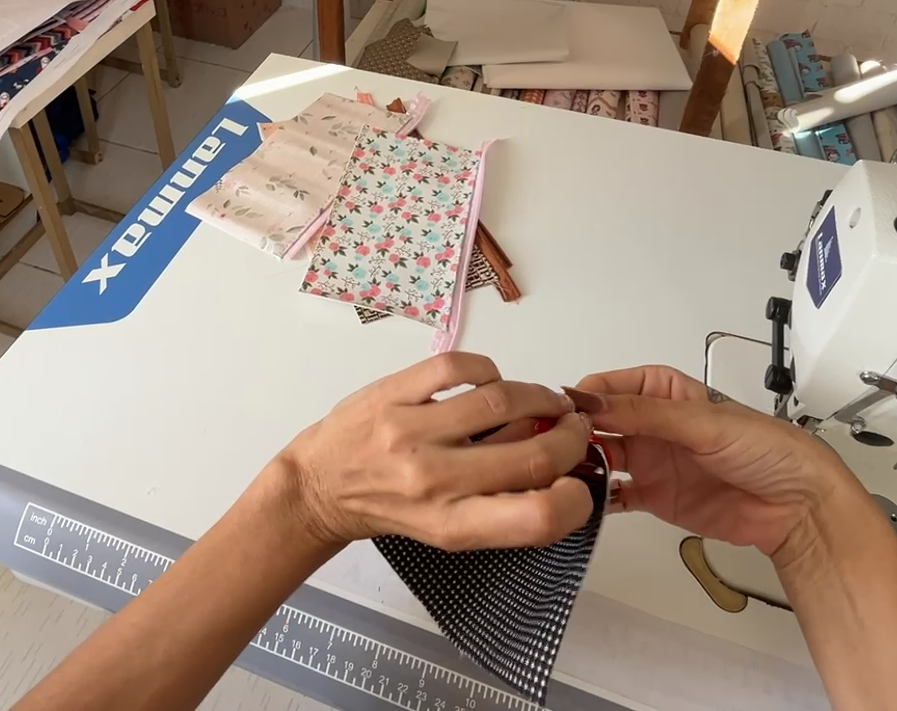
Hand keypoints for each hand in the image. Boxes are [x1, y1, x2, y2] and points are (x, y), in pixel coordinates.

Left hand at [275, 352, 595, 552]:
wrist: (318, 487)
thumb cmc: (384, 509)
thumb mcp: (442, 530)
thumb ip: (495, 504)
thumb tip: (553, 462)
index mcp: (451, 524)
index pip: (535, 518)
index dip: (575, 500)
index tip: (579, 481)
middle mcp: (434, 481)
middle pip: (531, 455)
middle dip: (568, 437)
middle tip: (572, 426)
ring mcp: (410, 432)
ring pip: (500, 402)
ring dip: (538, 397)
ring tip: (545, 399)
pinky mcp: (392, 393)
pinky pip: (458, 367)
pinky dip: (488, 370)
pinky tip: (491, 382)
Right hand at [567, 366, 856, 561]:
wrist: (799, 507)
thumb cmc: (766, 448)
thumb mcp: (702, 422)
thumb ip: (644, 413)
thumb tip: (594, 401)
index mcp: (658, 390)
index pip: (606, 386)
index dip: (583, 398)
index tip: (565, 413)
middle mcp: (648, 422)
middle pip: (597, 422)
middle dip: (575, 431)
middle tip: (556, 445)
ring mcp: (648, 459)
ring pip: (599, 456)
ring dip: (582, 463)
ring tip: (566, 473)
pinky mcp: (652, 495)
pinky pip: (613, 494)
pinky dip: (596, 496)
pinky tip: (583, 498)